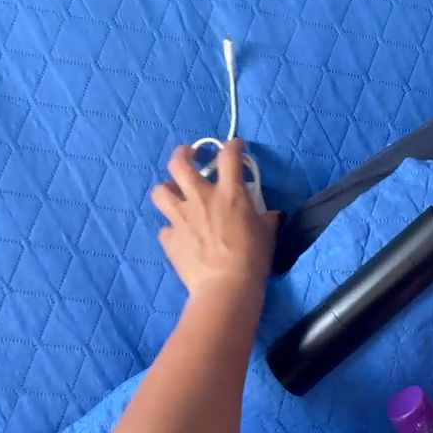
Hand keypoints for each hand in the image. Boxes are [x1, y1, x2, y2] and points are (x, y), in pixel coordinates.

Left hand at [151, 139, 280, 297]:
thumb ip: (266, 220)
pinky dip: (172, 230)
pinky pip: (165, 229)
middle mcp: (201, 198)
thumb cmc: (253, 257)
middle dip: (183, 153)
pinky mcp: (170, 239)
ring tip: (175, 193)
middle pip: (180, 163)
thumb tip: (272, 216)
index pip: (229, 156)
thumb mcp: (267, 234)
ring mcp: (181, 217)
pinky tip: (179, 235)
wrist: (226, 286)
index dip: (232, 146)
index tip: (234, 145)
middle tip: (189, 155)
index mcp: (229, 192)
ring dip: (167, 189)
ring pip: (161, 191)